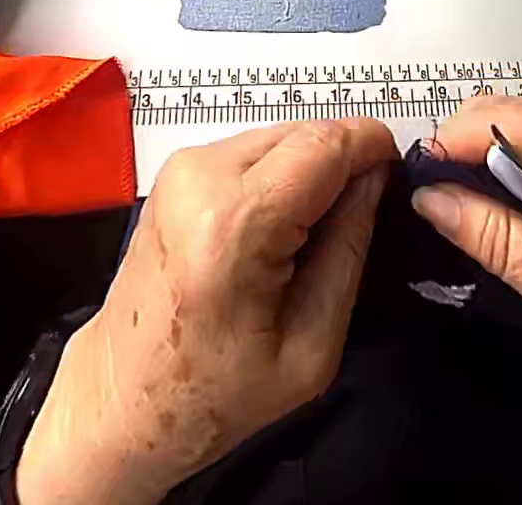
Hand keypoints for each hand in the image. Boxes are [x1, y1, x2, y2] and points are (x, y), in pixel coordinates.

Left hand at [16, 119, 396, 504]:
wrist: (126, 388)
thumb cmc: (217, 389)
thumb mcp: (311, 343)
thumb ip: (349, 247)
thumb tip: (374, 177)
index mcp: (235, 222)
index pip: (323, 144)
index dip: (371, 147)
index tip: (396, 174)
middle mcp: (201, 174)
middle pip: (301, 132)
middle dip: (343, 159)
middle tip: (360, 213)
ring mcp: (182, 164)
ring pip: (277, 135)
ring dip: (310, 166)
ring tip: (313, 228)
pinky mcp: (176, 167)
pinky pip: (250, 147)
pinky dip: (278, 170)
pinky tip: (277, 220)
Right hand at [410, 97, 521, 458]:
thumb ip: (502, 242)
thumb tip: (429, 198)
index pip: (500, 117)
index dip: (449, 144)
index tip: (423, 189)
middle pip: (500, 114)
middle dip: (461, 155)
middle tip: (447, 212)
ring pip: (510, 129)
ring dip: (482, 168)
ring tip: (479, 221)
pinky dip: (507, 176)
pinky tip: (513, 218)